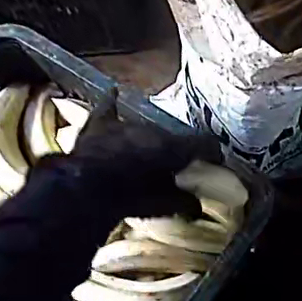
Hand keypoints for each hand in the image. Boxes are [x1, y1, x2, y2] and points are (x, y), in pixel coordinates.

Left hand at [36, 98, 222, 220]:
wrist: (86, 189)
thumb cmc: (131, 198)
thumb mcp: (163, 206)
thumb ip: (183, 203)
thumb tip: (197, 207)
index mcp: (173, 146)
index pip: (203, 143)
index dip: (211, 152)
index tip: (215, 160)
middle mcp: (153, 129)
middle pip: (172, 137)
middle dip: (175, 150)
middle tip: (174, 164)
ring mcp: (125, 125)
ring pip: (144, 127)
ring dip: (148, 139)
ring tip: (148, 149)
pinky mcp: (99, 125)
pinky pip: (108, 107)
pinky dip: (112, 102)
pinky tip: (114, 92)